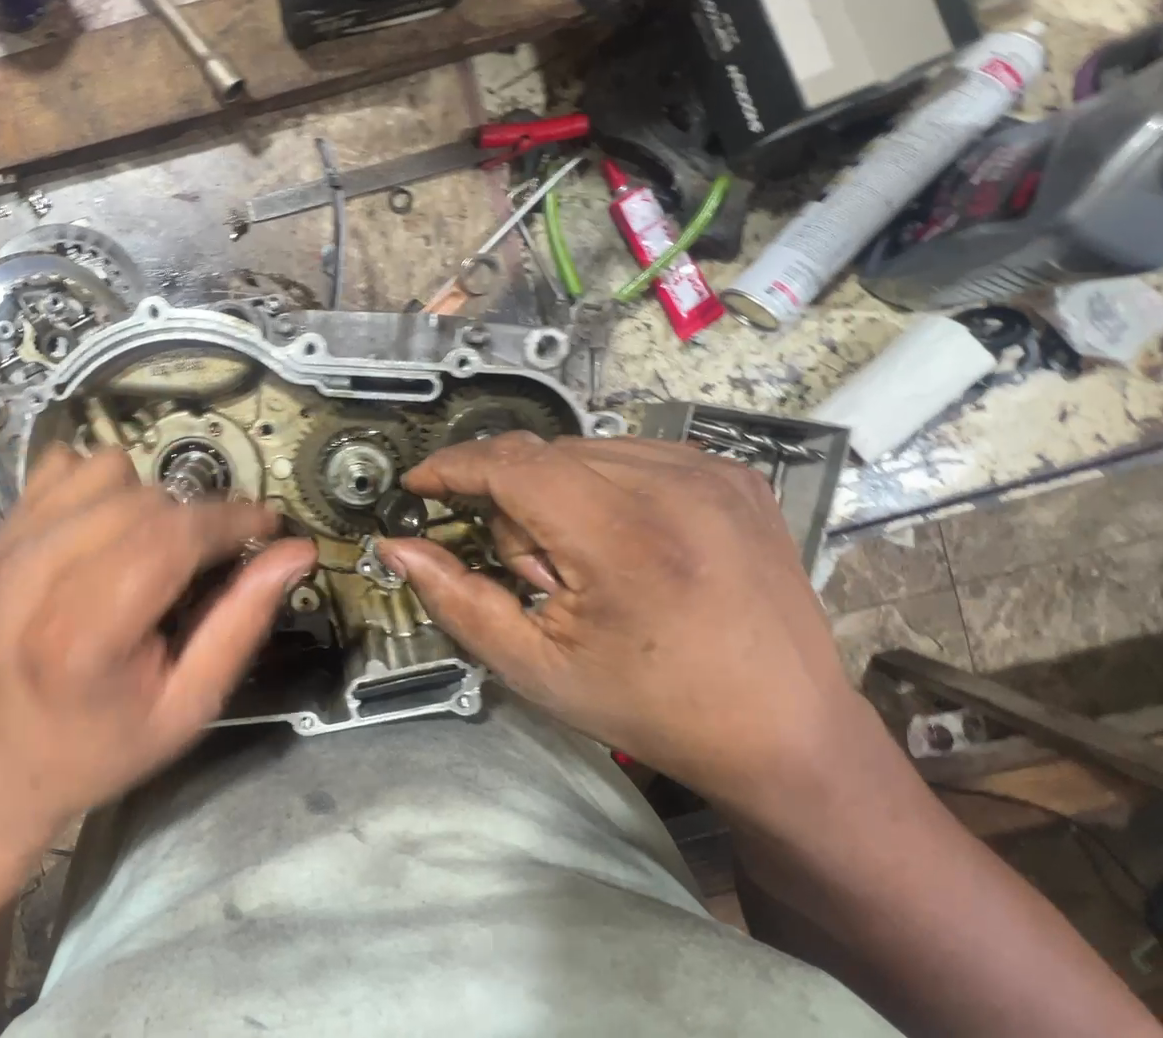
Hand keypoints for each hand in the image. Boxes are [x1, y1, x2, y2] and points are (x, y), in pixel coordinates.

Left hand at [0, 446, 317, 854]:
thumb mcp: (187, 707)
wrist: (5, 760)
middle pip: (144, 501)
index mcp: (80, 634)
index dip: (230, 521)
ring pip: (108, 470)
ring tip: (154, 551)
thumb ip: (240, 624)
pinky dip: (101, 487)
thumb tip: (295, 553)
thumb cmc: (101, 746)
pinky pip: (65, 465)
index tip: (268, 524)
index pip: (170, 538)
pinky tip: (107, 534)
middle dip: (195, 519)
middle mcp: (34, 575)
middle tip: (212, 560)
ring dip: (148, 499)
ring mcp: (9, 547)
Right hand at [377, 433, 862, 810]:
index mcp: (623, 535)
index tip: (420, 484)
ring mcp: (714, 473)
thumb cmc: (653, 708)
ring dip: (557, 495)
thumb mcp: (536, 667)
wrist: (786, 731)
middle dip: (513, 505)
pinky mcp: (737, 476)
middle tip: (536, 577)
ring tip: (586, 567)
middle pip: (542, 457)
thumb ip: (457, 599)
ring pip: (585, 451)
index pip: (512, 464)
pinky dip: (603, 489)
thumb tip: (398, 547)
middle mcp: (675, 484)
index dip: (454, 467)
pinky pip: (634, 455)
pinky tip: (623, 545)